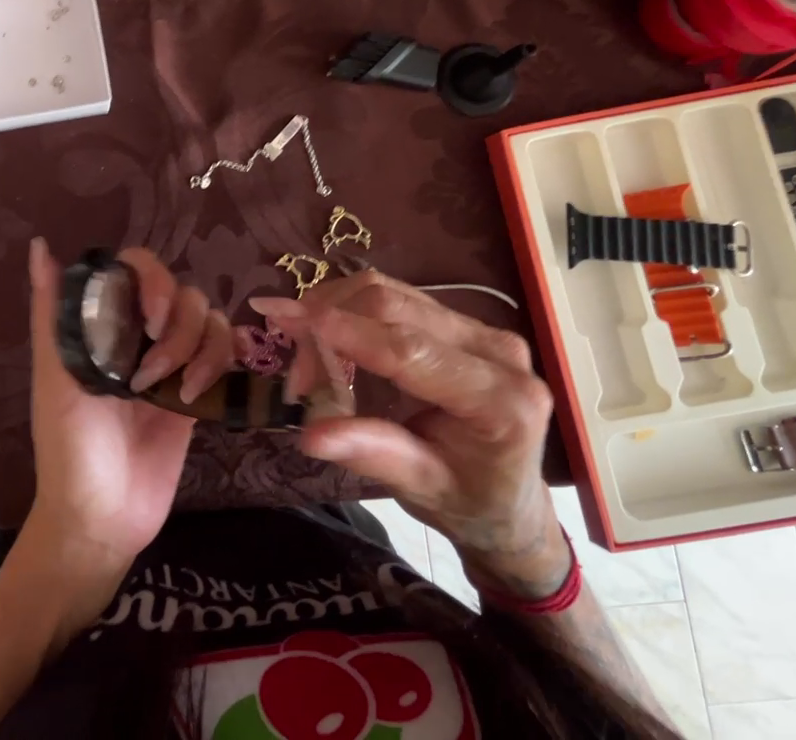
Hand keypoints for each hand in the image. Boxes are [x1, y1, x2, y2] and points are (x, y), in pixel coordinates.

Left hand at [24, 239, 219, 570]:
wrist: (102, 518)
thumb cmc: (68, 448)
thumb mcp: (53, 378)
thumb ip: (52, 312)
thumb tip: (39, 245)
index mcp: (100, 323)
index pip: (137, 267)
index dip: (153, 280)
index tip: (152, 316)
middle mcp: (136, 334)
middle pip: (181, 290)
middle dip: (178, 326)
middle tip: (152, 373)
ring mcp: (170, 361)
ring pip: (209, 318)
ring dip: (199, 349)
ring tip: (175, 392)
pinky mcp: (197, 391)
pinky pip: (224, 353)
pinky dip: (220, 362)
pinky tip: (197, 394)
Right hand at [252, 272, 568, 597]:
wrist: (510, 500)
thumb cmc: (467, 502)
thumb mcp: (420, 489)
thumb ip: (372, 454)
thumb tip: (310, 436)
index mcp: (500, 400)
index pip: (410, 350)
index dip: (346, 331)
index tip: (286, 318)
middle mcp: (496, 350)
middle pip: (394, 306)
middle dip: (328, 323)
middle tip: (293, 372)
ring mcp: (480, 329)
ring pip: (389, 292)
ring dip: (333, 311)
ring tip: (305, 356)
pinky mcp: (460, 321)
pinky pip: (394, 297)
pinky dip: (348, 309)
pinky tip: (327, 338)